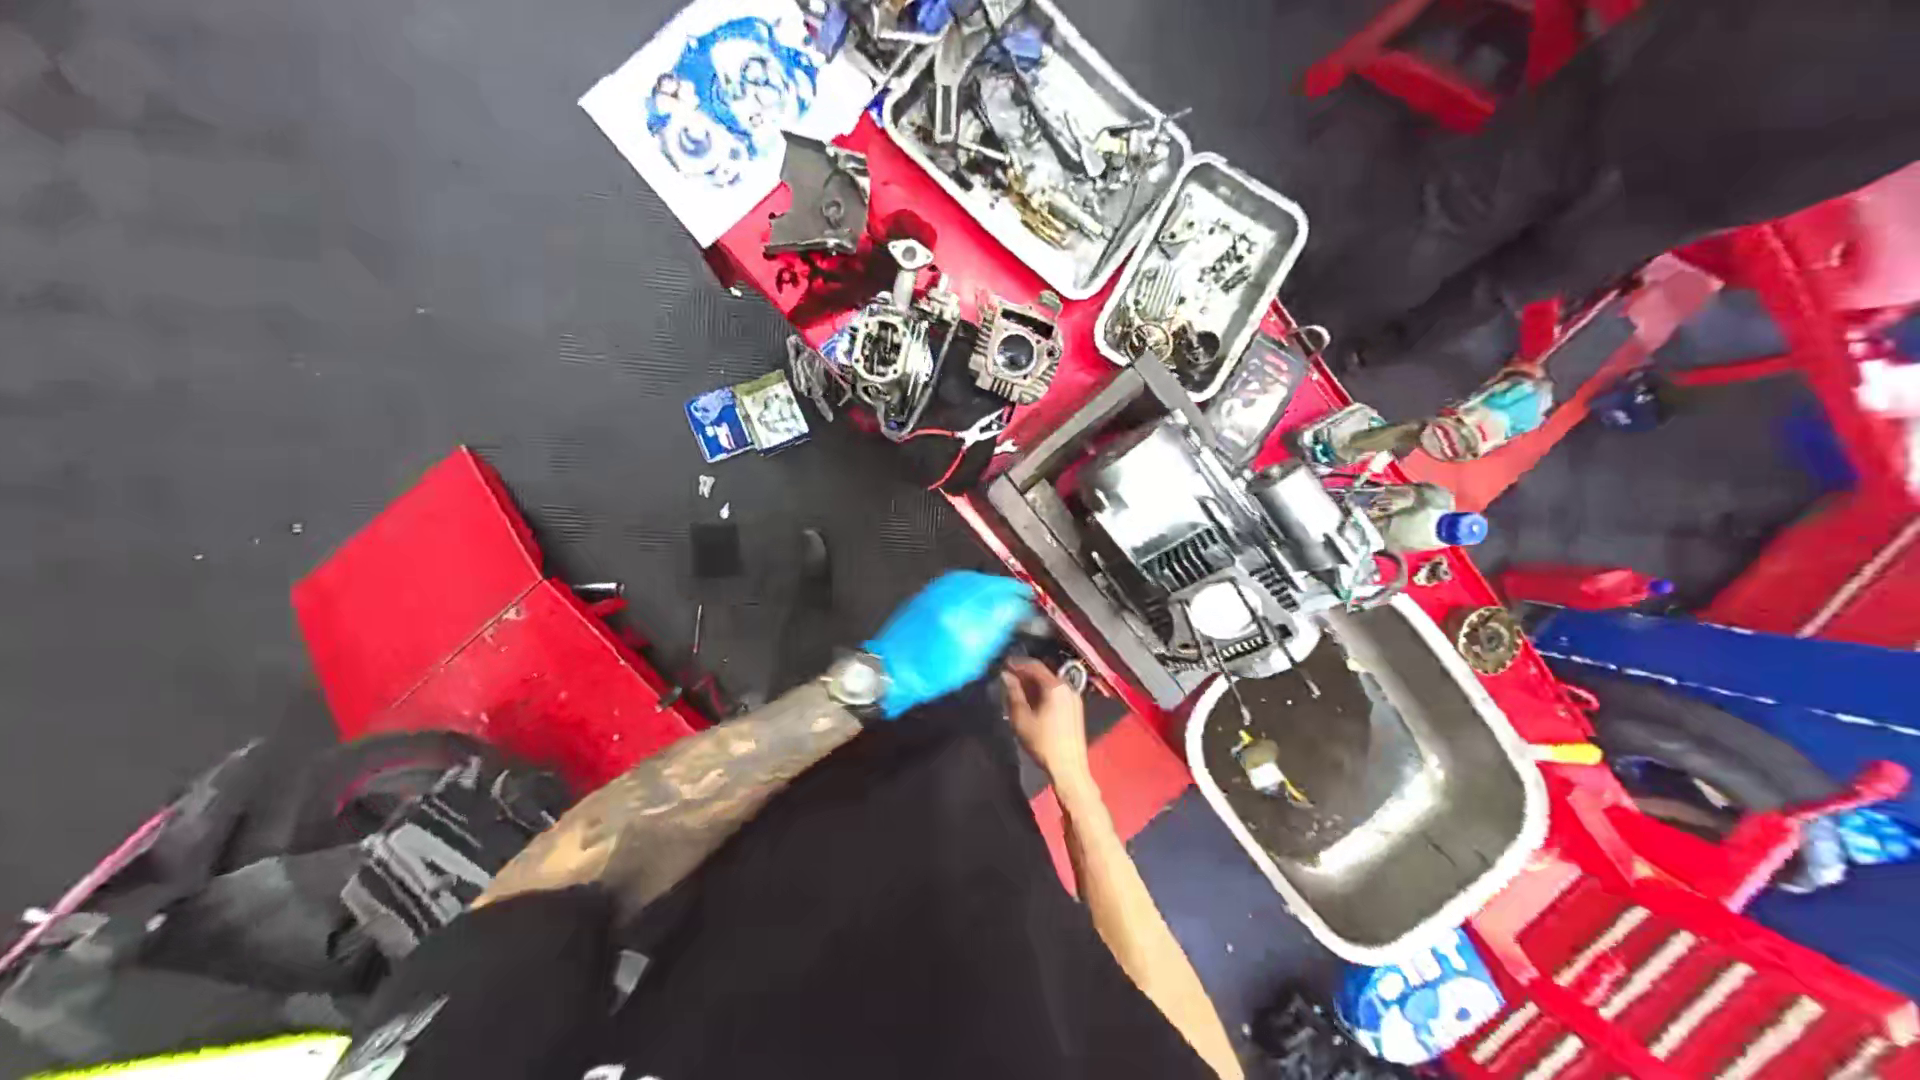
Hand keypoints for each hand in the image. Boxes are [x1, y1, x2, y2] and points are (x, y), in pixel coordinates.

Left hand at [864, 571, 1034, 718]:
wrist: (890, 669)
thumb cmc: (930, 674)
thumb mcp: (970, 663)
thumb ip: (993, 637)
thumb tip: (1014, 620)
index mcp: (965, 618)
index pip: (1003, 601)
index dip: (1022, 604)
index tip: (1031, 608)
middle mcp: (952, 599)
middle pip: (990, 585)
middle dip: (1010, 589)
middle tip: (1023, 596)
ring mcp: (938, 594)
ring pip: (975, 579)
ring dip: (993, 584)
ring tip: (1006, 591)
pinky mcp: (928, 594)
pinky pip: (958, 580)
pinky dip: (974, 582)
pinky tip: (980, 590)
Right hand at [1001, 658, 1089, 786]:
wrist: (1068, 768)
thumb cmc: (1043, 743)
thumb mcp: (1021, 718)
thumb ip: (1013, 693)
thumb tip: (1006, 676)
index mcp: (1055, 687)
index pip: (1034, 666)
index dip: (1017, 663)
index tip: (1003, 664)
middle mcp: (1067, 687)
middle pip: (1043, 673)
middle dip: (1024, 674)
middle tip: (1007, 677)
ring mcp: (1074, 698)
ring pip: (1050, 683)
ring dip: (1033, 684)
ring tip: (1016, 690)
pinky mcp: (1075, 708)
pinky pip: (1056, 693)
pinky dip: (1042, 692)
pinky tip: (1031, 701)